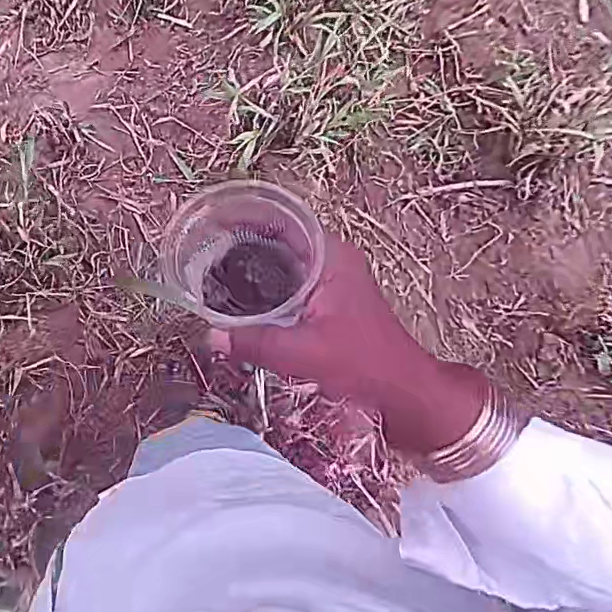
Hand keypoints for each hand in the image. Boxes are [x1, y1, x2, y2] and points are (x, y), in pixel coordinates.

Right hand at [221, 239, 488, 452]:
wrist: (404, 392)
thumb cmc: (363, 365)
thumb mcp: (300, 353)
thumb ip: (253, 342)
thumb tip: (211, 337)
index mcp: (331, 258)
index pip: (283, 222)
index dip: (247, 219)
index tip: (216, 225)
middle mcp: (333, 260)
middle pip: (280, 239)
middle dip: (243, 242)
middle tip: (207, 250)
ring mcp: (333, 279)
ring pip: (284, 261)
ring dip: (253, 263)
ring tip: (216, 270)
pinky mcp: (329, 299)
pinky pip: (289, 280)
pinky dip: (265, 283)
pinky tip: (242, 298)